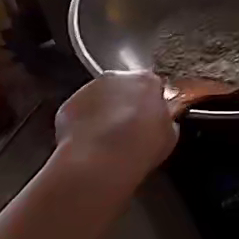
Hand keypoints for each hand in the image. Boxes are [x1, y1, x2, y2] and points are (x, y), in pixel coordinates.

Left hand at [53, 72, 178, 185]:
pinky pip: (80, 113)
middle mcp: (117, 77)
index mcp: (146, 81)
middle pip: (123, 87)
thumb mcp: (169, 136)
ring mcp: (89, 89)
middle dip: (126, 104)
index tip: (150, 120)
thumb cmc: (139, 147)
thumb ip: (165, 121)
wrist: (101, 161)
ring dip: (103, 113)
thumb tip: (161, 123)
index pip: (152, 86)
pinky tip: (90, 144)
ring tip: (107, 142)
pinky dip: (83, 125)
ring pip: (99, 99)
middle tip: (128, 132)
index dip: (151, 104)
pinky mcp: (69, 104)